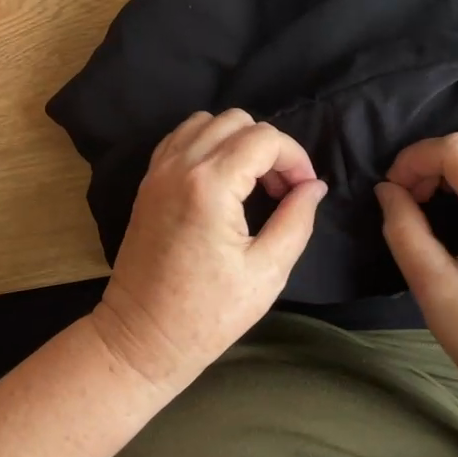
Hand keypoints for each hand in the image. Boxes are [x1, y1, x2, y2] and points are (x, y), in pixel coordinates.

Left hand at [92, 110, 327, 390]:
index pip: (265, 138)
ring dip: (237, 140)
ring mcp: (159, 170)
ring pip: (206, 121)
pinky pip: (180, 137)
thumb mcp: (267, 273)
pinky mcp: (148, 181)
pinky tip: (221, 179)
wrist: (143, 335)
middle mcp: (181, 165)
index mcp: (210, 185)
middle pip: (237, 121)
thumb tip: (314, 186)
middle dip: (269, 147)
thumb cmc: (208, 314)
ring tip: (253, 183)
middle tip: (281, 190)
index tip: (305, 191)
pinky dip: (207, 144)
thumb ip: (296, 220)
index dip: (295, 158)